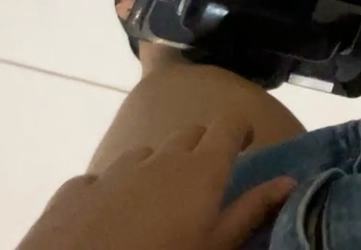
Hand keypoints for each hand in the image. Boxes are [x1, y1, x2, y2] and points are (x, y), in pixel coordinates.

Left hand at [16, 118, 293, 249]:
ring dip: (152, 168)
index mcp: (202, 167)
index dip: (240, 131)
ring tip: (149, 202)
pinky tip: (100, 217)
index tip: (244, 148)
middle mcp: (162, 157)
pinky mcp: (69, 195)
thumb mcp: (214, 248)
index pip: (231, 123)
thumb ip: (250, 210)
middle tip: (199, 183)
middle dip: (199, 148)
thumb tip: (290, 180)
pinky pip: (94, 180)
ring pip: (143, 153)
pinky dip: (104, 191)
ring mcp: (113, 173)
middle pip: (190, 133)